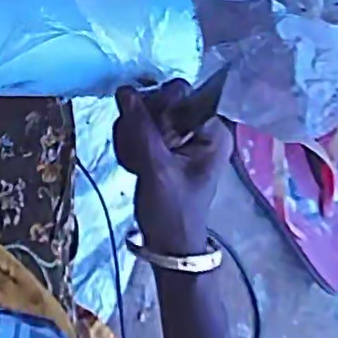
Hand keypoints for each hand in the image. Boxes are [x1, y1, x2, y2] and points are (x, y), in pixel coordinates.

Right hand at [114, 81, 231, 253]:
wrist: (169, 246)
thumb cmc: (171, 211)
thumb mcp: (157, 170)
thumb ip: (142, 129)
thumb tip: (124, 90)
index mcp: (212, 130)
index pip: (180, 93)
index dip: (157, 107)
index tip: (147, 133)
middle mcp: (201, 126)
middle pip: (161, 99)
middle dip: (142, 122)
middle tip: (138, 151)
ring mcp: (183, 134)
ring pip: (147, 111)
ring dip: (133, 133)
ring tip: (135, 161)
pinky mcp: (167, 143)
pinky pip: (143, 125)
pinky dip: (132, 140)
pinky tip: (133, 162)